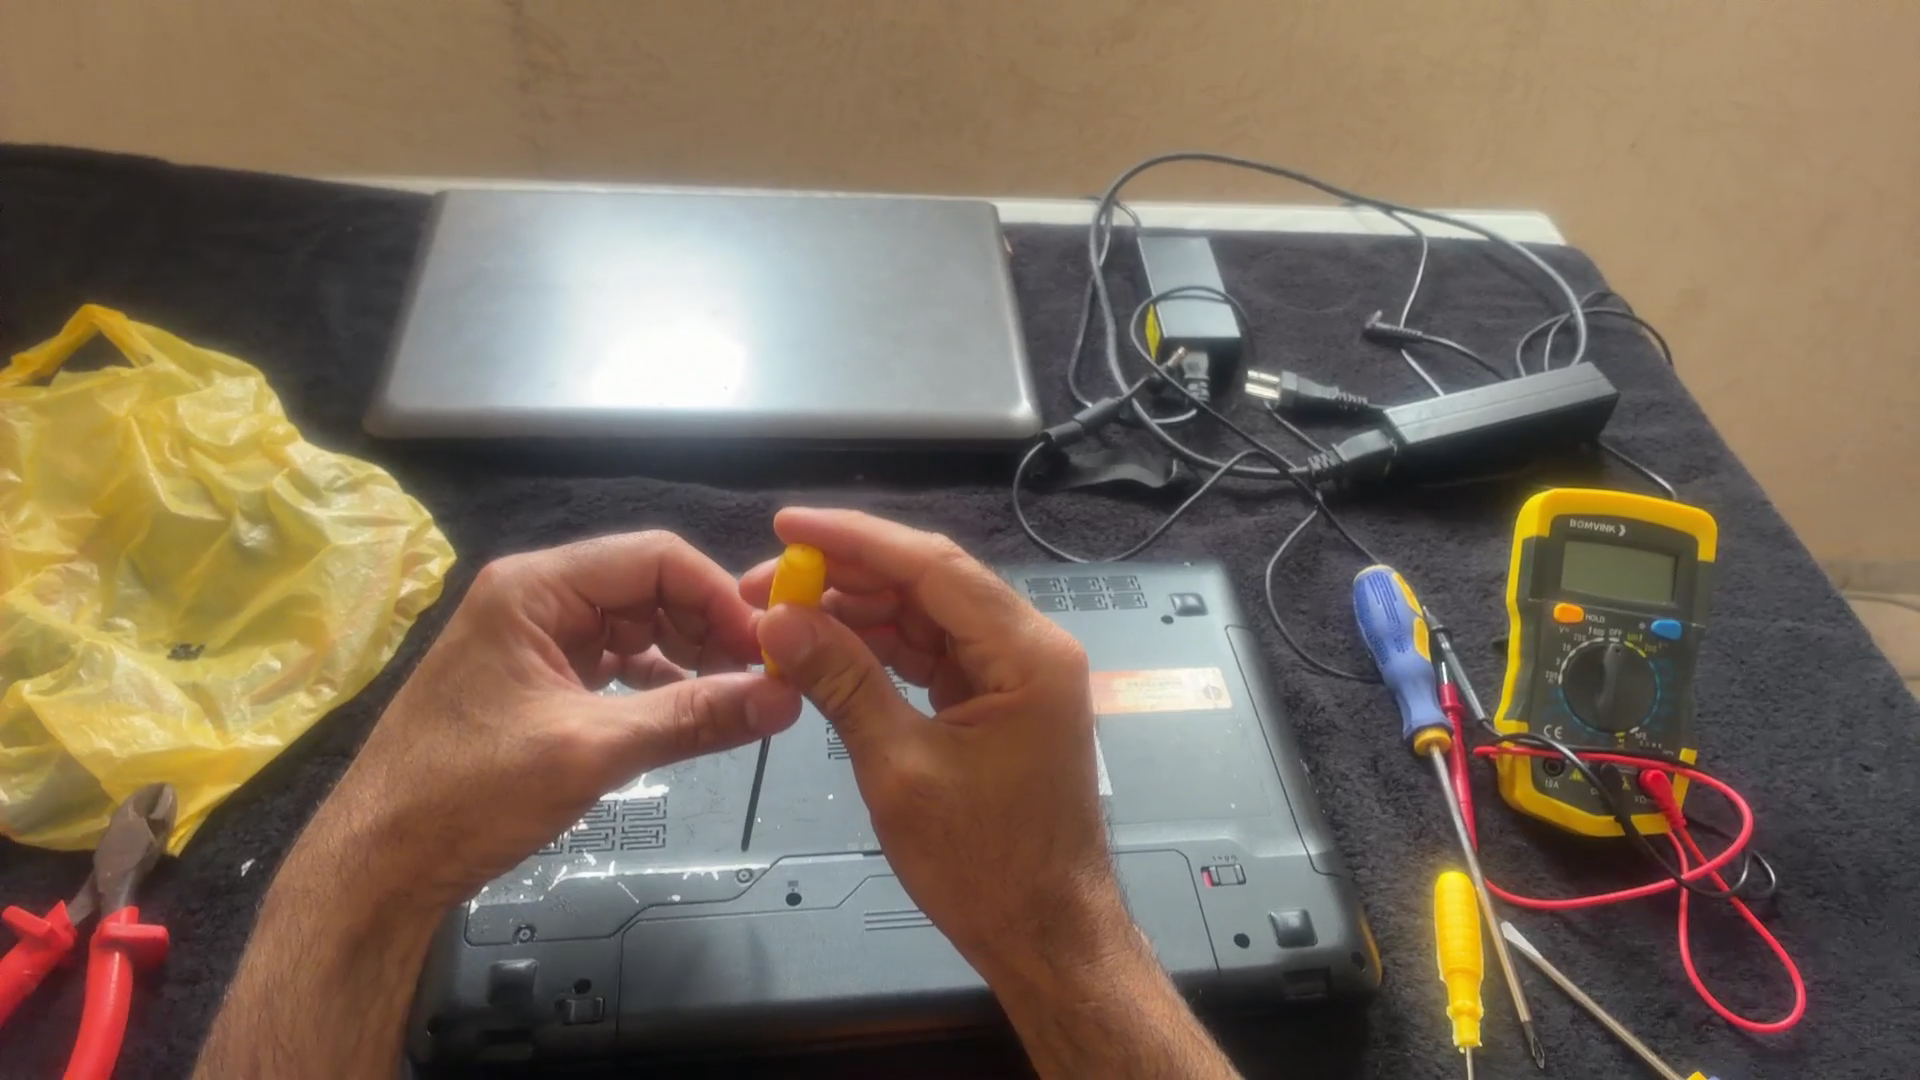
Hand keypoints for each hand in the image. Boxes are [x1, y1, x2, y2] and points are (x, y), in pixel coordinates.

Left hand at [315, 531, 802, 912]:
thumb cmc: (468, 796)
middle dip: (709, 626)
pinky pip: (621, 659)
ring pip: (642, 624)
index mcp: (538, 587)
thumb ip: (694, 717)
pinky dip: (661, 679)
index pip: (656, 557)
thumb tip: (785, 701)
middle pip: (653, 587)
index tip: (763, 645)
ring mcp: (540, 637)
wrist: (376, 872)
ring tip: (731, 691)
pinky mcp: (544, 676)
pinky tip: (690, 706)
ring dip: (690, 653)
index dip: (718, 594)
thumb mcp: (592, 750)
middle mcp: (540, 598)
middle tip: (758, 673)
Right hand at [743, 509, 1129, 983]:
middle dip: (847, 577)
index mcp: (1026, 653)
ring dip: (858, 612)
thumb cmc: (987, 866)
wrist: (1046, 934)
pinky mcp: (997, 695)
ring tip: (785, 614)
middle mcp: (1029, 646)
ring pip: (926, 615)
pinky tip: (828, 646)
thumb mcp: (902, 770)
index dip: (855, 539)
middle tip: (768, 581)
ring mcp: (1015, 670)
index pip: (932, 567)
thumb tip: (782, 621)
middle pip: (930, 583)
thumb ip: (844, 683)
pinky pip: (933, 652)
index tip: (789, 524)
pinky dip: (881, 648)